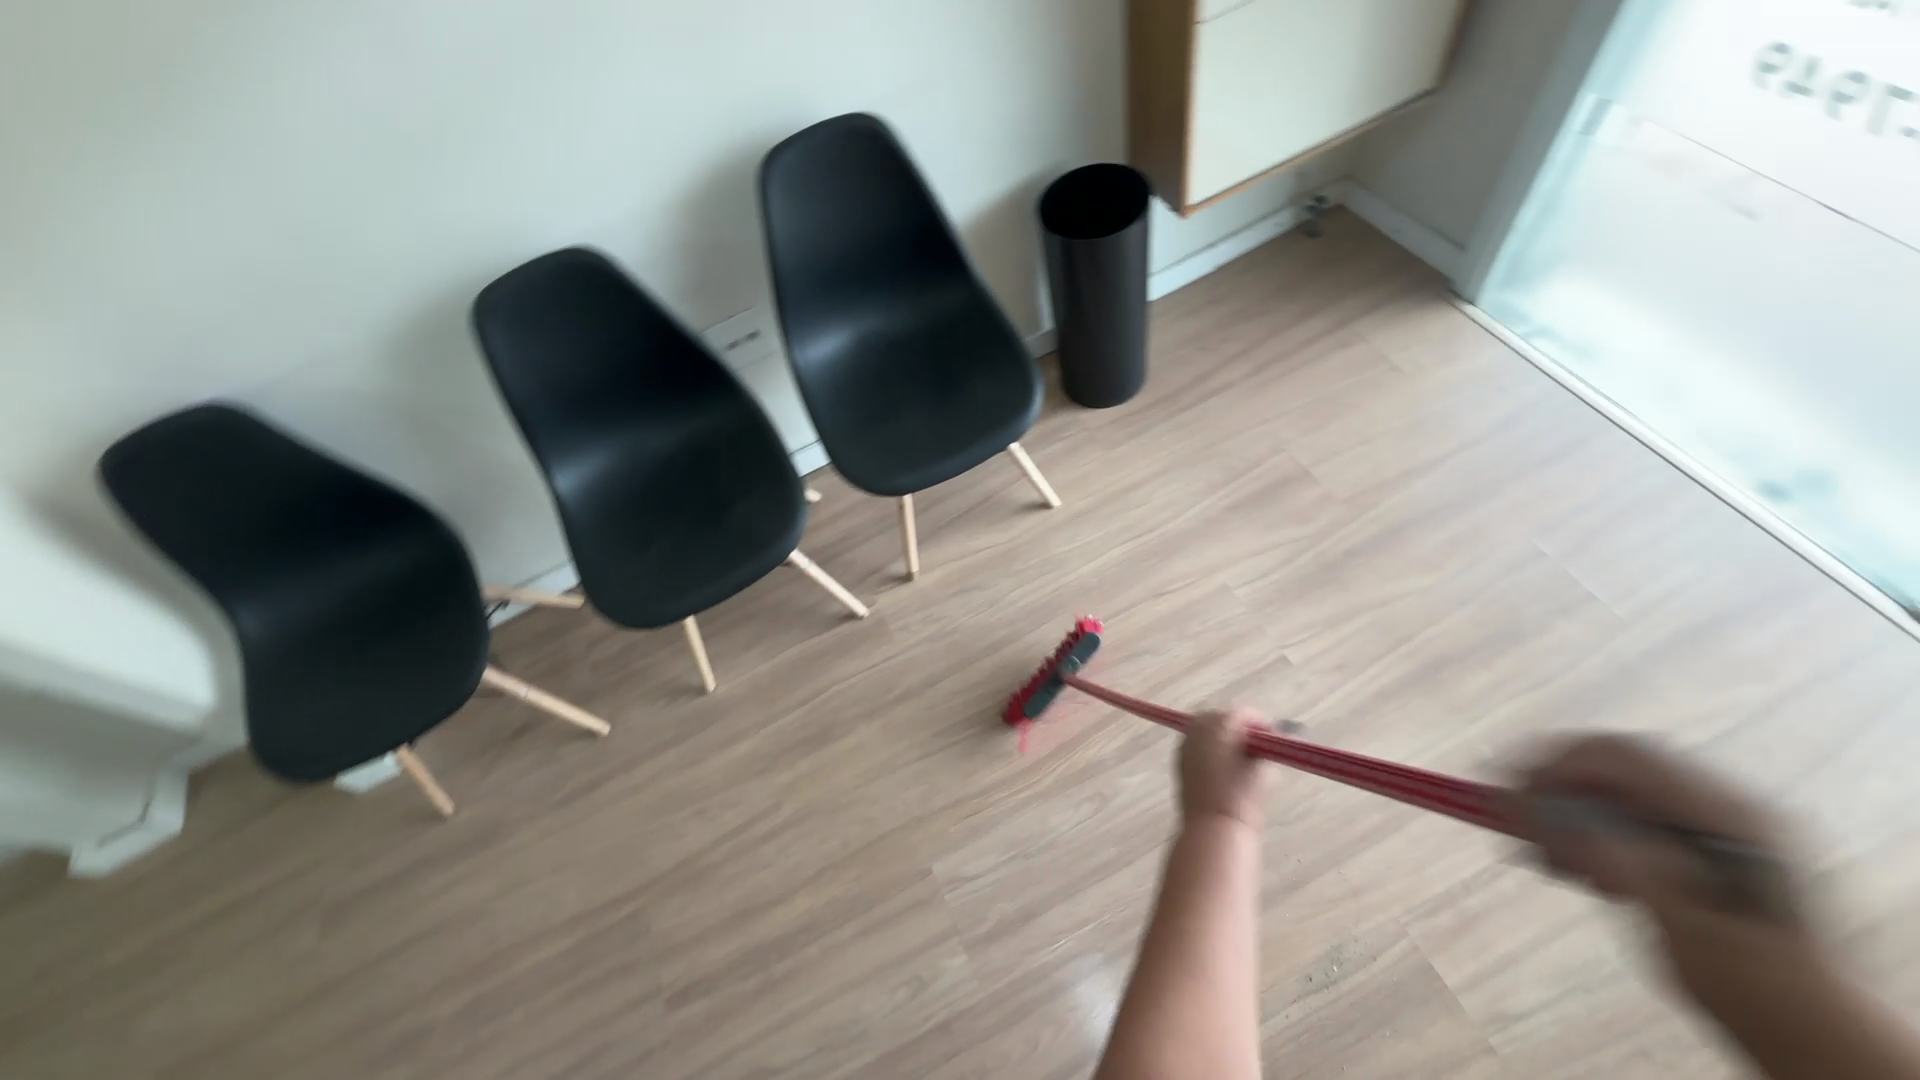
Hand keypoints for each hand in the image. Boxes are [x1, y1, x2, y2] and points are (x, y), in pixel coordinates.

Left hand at [1179, 708, 1269, 829]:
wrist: (1213, 825)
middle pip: (1220, 715)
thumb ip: (1268, 748)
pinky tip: (1222, 761)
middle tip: (1255, 742)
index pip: (1242, 713)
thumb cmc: (1242, 797)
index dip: (1259, 722)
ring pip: (1205, 726)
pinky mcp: (1179, 757)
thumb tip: (1272, 740)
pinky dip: (1208, 743)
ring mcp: (1185, 742)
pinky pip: (1195, 740)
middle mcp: (1199, 728)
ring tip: (1239, 752)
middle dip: (1238, 725)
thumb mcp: (1264, 769)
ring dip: (1222, 733)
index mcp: (1220, 726)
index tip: (1272, 736)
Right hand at [1520, 735, 1827, 1032]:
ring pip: (1614, 785)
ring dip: (1566, 809)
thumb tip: (1545, 820)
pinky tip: (1577, 868)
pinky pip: (1627, 812)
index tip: (1507, 794)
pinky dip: (1587, 829)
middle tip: (1509, 812)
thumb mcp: (1678, 921)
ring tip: (1546, 856)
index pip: (1623, 757)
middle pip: (1615, 761)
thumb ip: (1617, 860)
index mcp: (1729, 818)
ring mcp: (1716, 822)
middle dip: (1553, 781)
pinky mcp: (1701, 841)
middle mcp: (1725, 807)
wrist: (1807, 1028)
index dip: (1556, 766)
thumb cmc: (1749, 984)